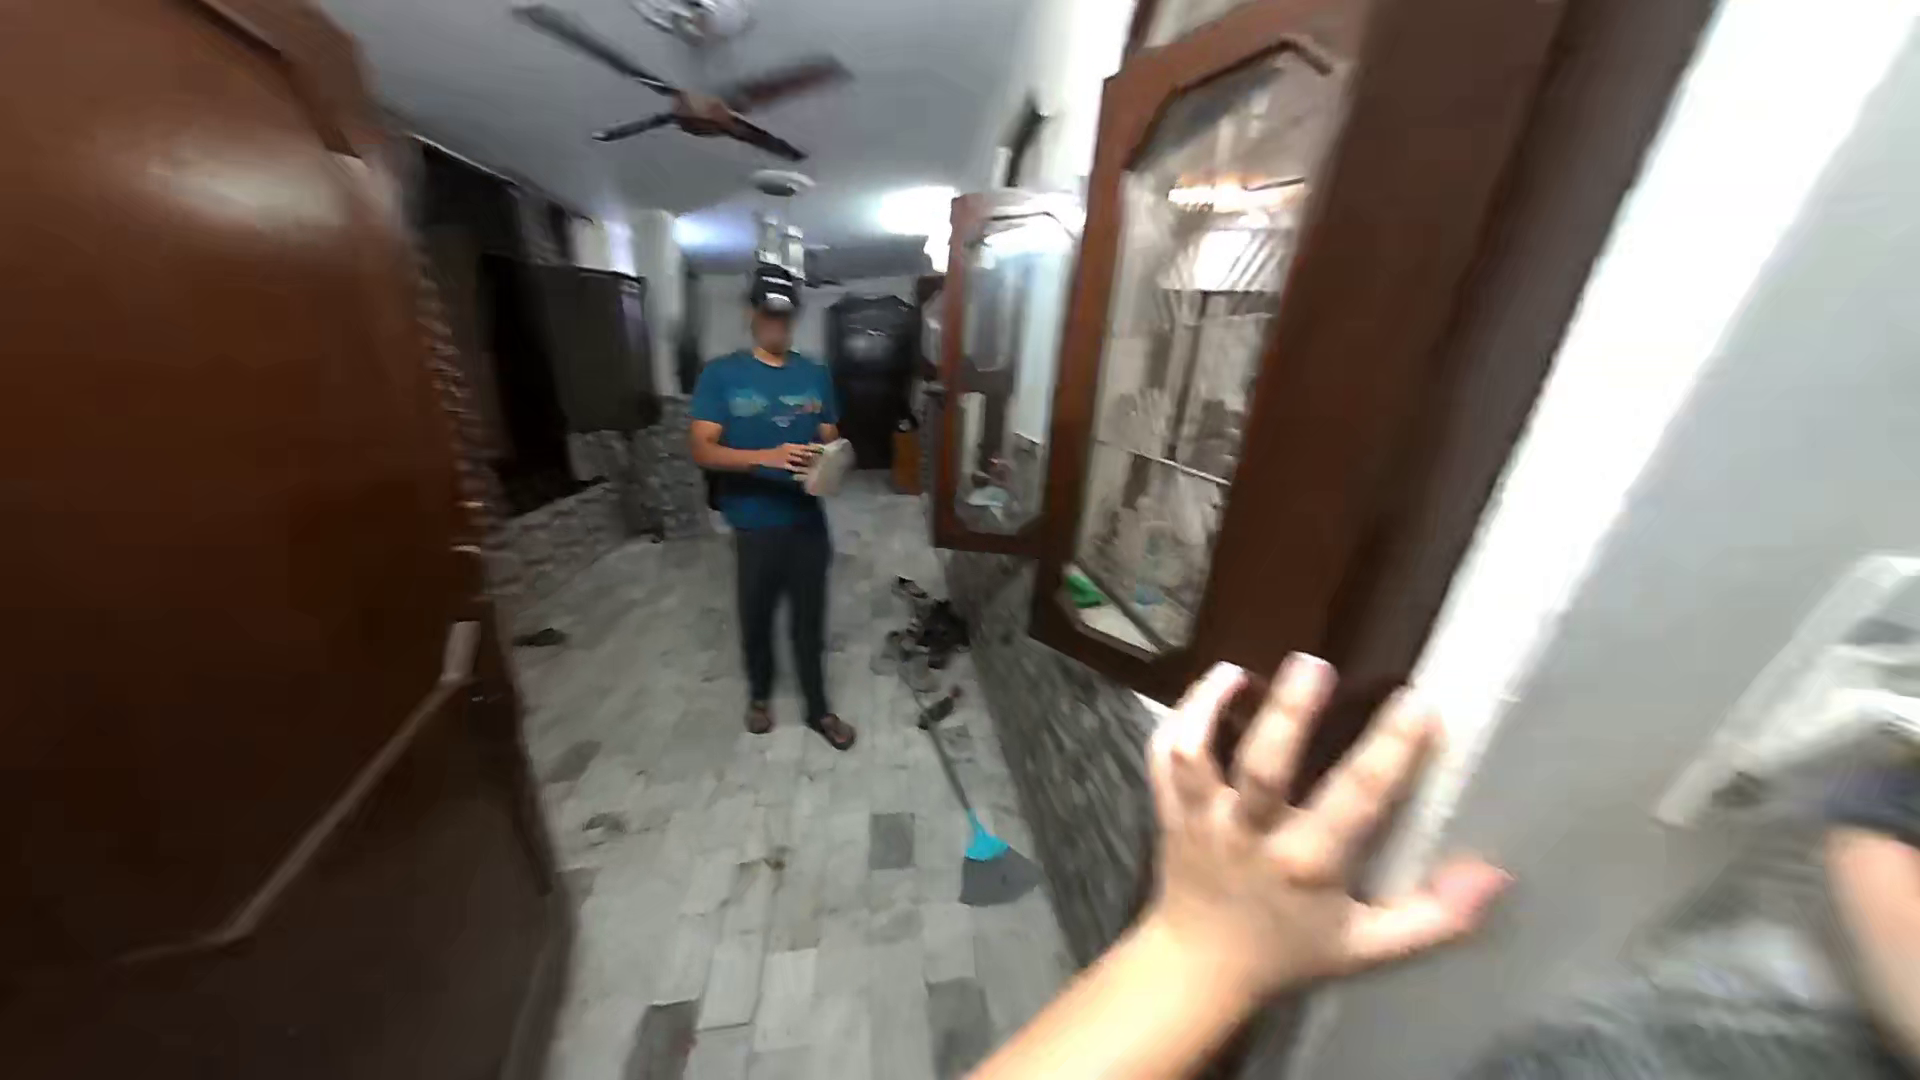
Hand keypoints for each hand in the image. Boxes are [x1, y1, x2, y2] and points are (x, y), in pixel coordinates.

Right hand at [760, 443, 820, 471]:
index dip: (814, 448)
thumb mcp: (785, 448)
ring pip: (800, 460)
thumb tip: (808, 450)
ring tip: (819, 465)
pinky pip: (793, 468)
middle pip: (804, 452)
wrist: (761, 458)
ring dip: (809, 463)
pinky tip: (806, 473)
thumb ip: (795, 450)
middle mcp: (789, 450)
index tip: (823, 449)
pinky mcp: (783, 465)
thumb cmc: (774, 454)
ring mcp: (786, 458)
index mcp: (790, 446)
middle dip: (814, 455)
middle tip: (824, 458)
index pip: (804, 446)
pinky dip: (800, 470)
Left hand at [1142, 654, 1510, 1004]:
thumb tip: (1495, 872)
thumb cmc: (1290, 948)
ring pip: (1192, 751)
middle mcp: (1247, 832)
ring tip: (1234, 670)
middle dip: (1287, 711)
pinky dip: (1176, 719)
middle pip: (1261, 763)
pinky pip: (1160, 754)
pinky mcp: (1166, 805)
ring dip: (1208, 704)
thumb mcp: (1369, 947)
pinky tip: (1202, 696)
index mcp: (1305, 864)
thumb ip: (1434, 915)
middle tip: (1311, 663)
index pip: (1355, 799)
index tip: (1415, 702)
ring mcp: (1197, 815)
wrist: (1201, 960)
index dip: (1390, 749)